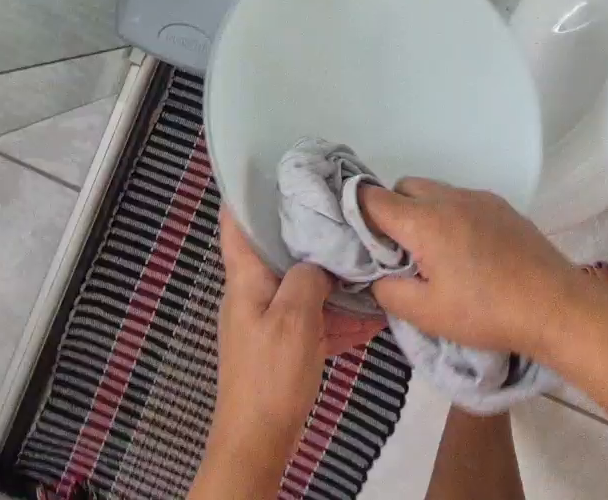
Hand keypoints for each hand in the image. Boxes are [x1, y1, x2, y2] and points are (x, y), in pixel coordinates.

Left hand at [197, 209, 385, 496]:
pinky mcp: (284, 346)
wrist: (258, 441)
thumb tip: (320, 263)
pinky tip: (373, 317)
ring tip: (370, 263)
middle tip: (344, 212)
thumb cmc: (270, 373)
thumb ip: (309, 277)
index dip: (245, 190)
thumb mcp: (295, 317)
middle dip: (310, 231)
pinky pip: (314, 319)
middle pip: (280, 248)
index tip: (274, 166)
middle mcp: (253, 290)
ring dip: (334, 279)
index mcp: (246, 276)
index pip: (234, 221)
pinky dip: (339, 316)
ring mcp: (269, 319)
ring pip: (303, 285)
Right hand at [360, 178, 581, 357]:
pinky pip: (461, 199)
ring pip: (434, 190)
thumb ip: (390, 292)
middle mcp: (448, 197)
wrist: (556, 306)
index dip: (358, 213)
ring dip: (423, 212)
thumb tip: (379, 277)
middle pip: (403, 187)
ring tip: (435, 254)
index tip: (359, 238)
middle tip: (400, 252)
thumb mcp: (428, 314)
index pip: (373, 199)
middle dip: (392, 211)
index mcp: (424, 220)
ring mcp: (478, 197)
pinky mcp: (501, 205)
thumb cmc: (487, 312)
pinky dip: (451, 215)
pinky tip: (468, 252)